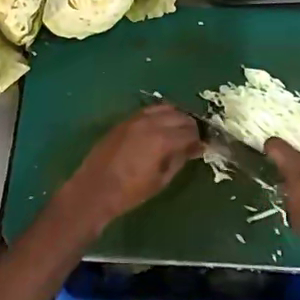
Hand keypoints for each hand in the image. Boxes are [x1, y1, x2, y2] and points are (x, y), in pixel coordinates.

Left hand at [51, 105, 203, 232]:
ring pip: (164, 108)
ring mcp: (136, 119)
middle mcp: (151, 123)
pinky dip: (160, 115)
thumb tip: (195, 148)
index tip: (204, 147)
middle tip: (194, 140)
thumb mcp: (161, 180)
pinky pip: (148, 110)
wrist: (95, 189)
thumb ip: (180, 159)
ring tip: (178, 132)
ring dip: (176, 117)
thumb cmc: (130, 192)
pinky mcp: (124, 121)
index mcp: (163, 139)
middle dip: (191, 126)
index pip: (191, 132)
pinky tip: (161, 127)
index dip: (201, 139)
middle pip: (180, 116)